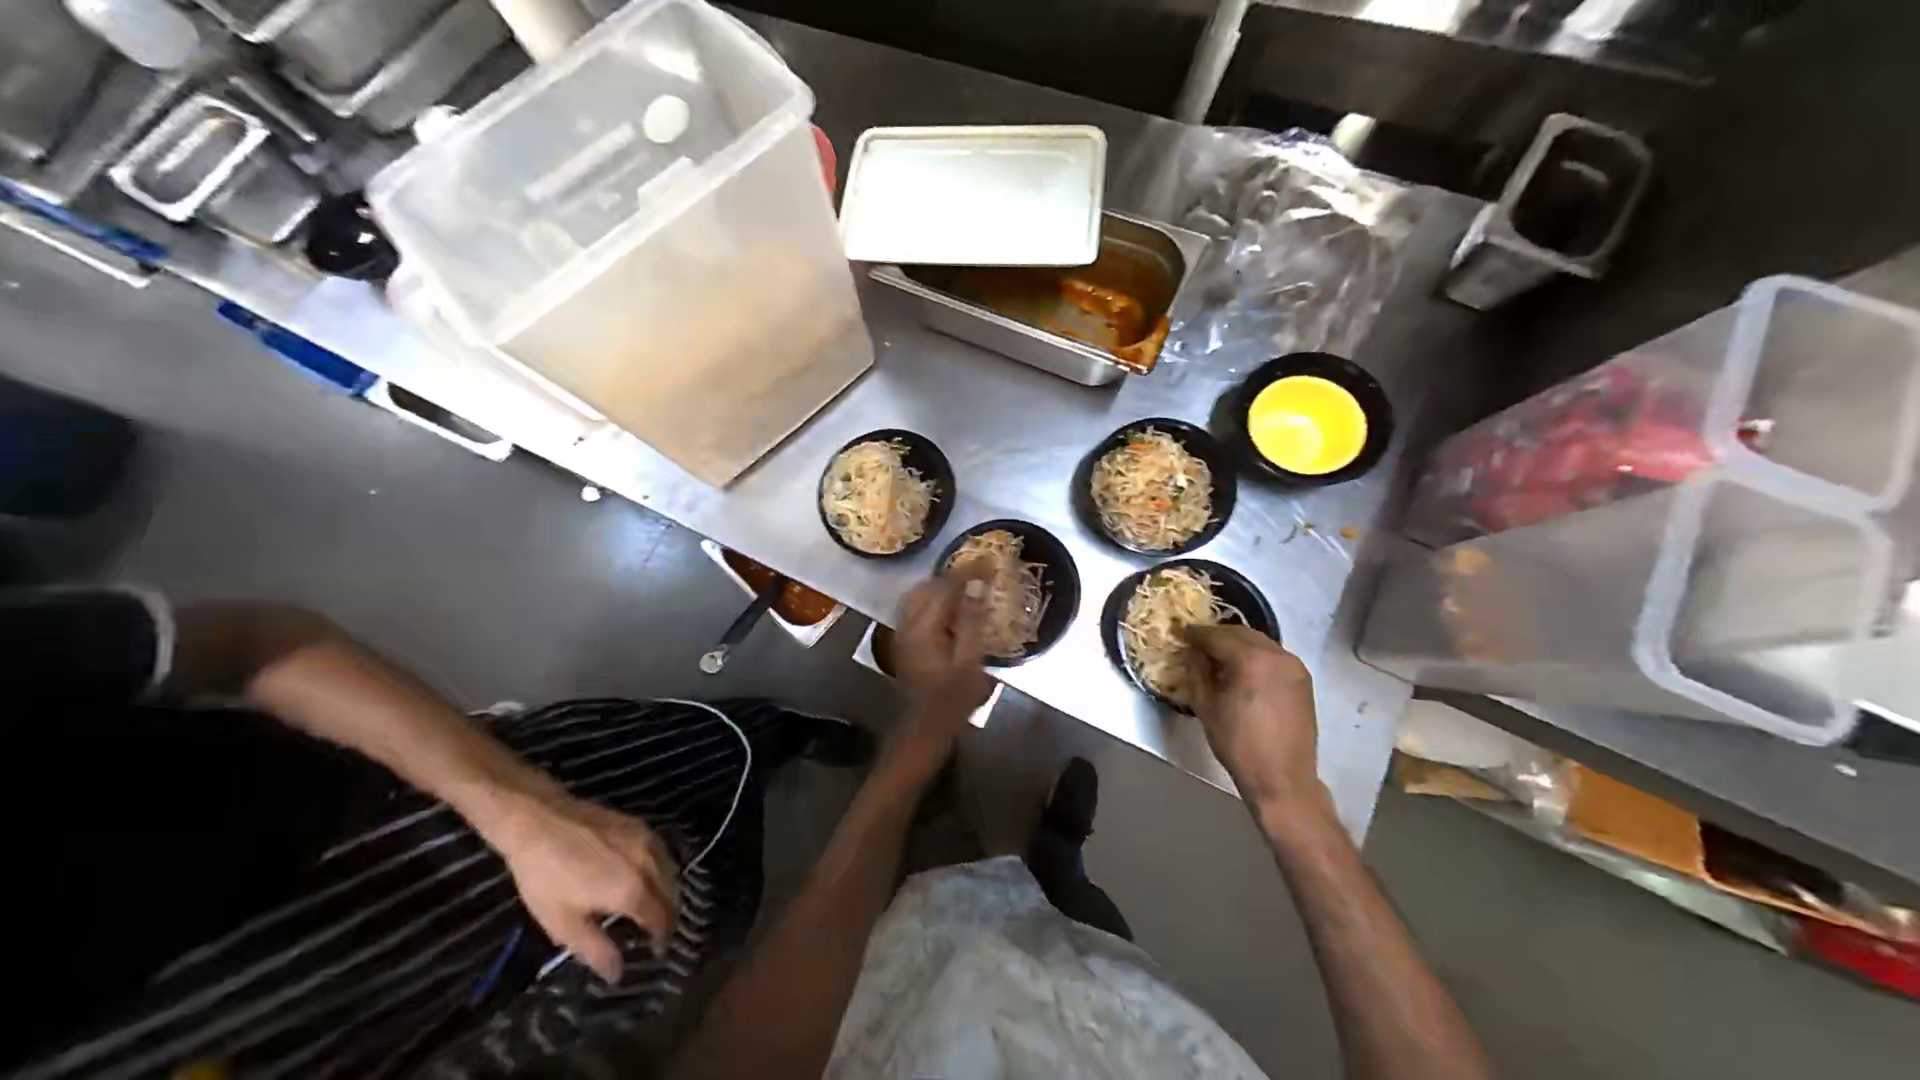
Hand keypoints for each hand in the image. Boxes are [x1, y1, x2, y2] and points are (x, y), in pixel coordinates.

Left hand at [487, 789, 678, 984]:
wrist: (541, 821)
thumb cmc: (547, 877)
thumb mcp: (563, 923)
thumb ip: (596, 949)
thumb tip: (618, 973)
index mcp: (633, 891)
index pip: (661, 919)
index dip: (662, 938)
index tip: (657, 952)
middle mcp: (650, 864)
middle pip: (671, 894)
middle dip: (667, 916)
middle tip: (654, 933)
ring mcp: (648, 840)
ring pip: (670, 871)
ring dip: (666, 892)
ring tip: (650, 906)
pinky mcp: (640, 825)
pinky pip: (661, 854)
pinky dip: (660, 870)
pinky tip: (643, 876)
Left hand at [894, 566, 992, 740]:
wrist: (922, 732)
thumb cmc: (951, 702)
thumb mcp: (969, 663)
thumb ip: (973, 622)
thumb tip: (978, 586)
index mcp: (923, 627)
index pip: (946, 586)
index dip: (969, 571)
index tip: (991, 561)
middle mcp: (907, 624)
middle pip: (929, 586)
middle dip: (955, 575)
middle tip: (982, 573)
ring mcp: (902, 633)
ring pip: (920, 595)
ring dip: (944, 586)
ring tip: (971, 587)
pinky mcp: (905, 642)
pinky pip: (917, 608)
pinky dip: (935, 600)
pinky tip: (953, 609)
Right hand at [1187, 626, 1324, 816]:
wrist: (1282, 778)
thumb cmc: (1238, 744)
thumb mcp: (1206, 706)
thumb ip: (1197, 672)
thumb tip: (1192, 653)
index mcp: (1250, 660)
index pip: (1217, 636)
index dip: (1196, 634)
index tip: (1181, 634)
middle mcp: (1276, 655)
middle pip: (1240, 633)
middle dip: (1217, 636)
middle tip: (1197, 645)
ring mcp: (1293, 666)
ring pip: (1259, 642)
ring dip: (1237, 644)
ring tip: (1219, 657)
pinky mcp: (1302, 679)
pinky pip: (1273, 656)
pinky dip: (1255, 655)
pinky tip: (1243, 670)